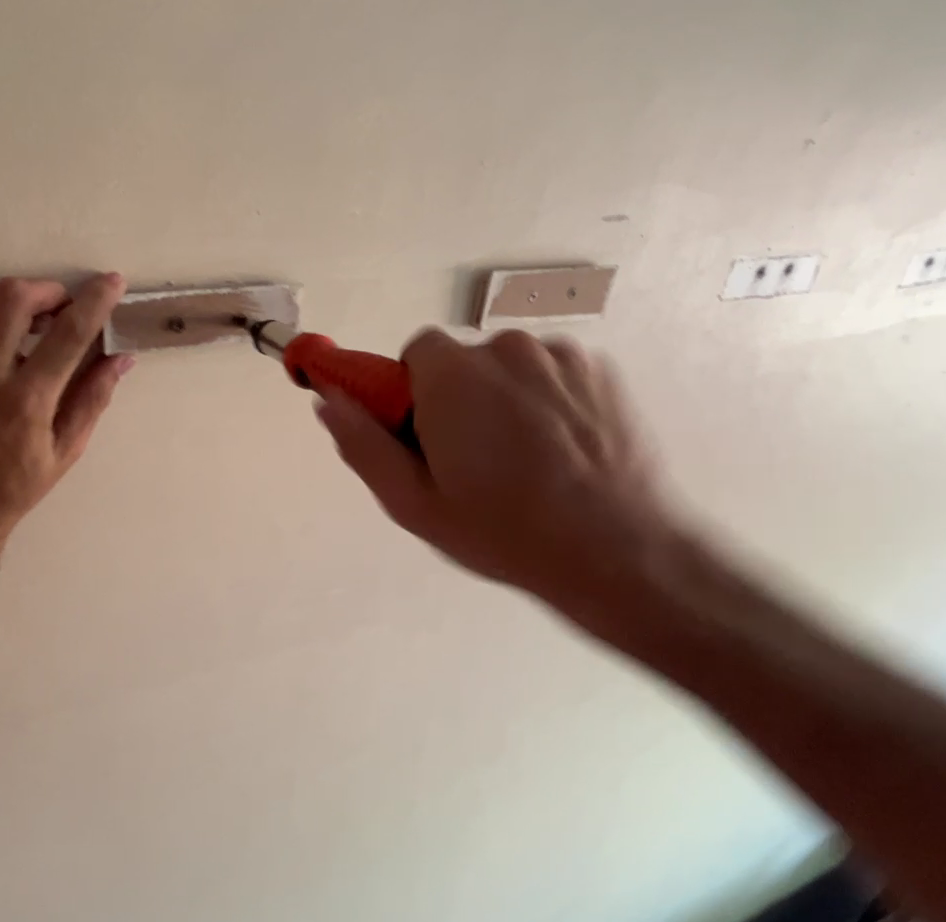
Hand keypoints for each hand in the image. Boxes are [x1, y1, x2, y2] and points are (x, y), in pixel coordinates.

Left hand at [0, 274, 132, 561]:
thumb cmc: (10, 490)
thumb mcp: (62, 453)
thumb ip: (92, 401)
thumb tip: (122, 359)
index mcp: (27, 402)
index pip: (69, 334)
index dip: (95, 300)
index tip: (110, 281)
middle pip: (12, 299)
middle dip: (42, 289)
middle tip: (52, 304)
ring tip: (5, 313)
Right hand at [317, 328, 684, 642]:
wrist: (617, 549)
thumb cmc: (503, 532)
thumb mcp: (414, 504)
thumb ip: (364, 445)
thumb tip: (328, 401)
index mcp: (452, 376)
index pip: (416, 354)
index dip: (416, 396)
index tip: (429, 441)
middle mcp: (506, 348)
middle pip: (465, 362)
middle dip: (462, 400)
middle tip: (477, 465)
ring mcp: (562, 355)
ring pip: (513, 368)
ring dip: (508, 401)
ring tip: (529, 466)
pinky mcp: (603, 369)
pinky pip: (556, 375)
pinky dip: (551, 403)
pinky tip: (564, 454)